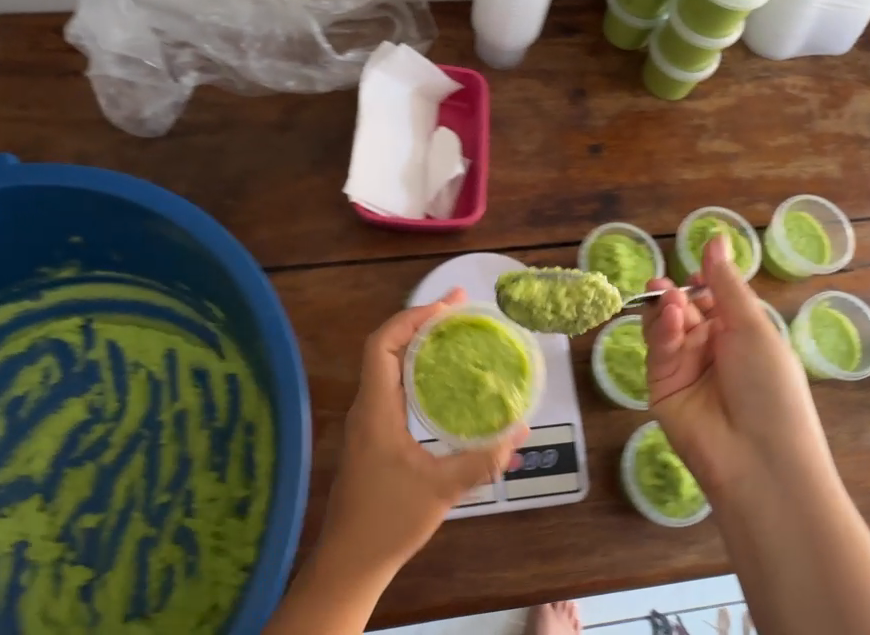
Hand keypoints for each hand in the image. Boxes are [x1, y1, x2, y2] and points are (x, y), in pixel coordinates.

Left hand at [316, 288, 529, 576]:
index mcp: (376, 409)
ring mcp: (367, 421)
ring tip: (455, 335)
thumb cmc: (389, 521)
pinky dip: (416, 371)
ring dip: (418, 345)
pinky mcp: (372, 436)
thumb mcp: (442, 489)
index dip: (412, 318)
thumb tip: (520, 430)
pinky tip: (442, 382)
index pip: (384, 344)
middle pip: (387, 347)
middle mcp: (367, 407)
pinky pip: (393, 387)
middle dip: (422, 323)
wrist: (349, 562)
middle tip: (460, 310)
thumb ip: (482, 459)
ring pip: (389, 367)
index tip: (447, 307)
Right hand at [645, 234, 830, 494]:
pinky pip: (658, 349)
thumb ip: (726, 283)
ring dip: (666, 308)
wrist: (758, 460)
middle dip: (677, 294)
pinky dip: (661, 330)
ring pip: (665, 325)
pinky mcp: (661, 386)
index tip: (697, 264)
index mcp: (742, 334)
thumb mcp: (754, 328)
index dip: (704, 280)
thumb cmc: (771, 388)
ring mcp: (685, 368)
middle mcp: (712, 349)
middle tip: (665, 285)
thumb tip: (717, 236)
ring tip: (669, 301)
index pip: (715, 297)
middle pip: (685, 308)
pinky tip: (670, 318)